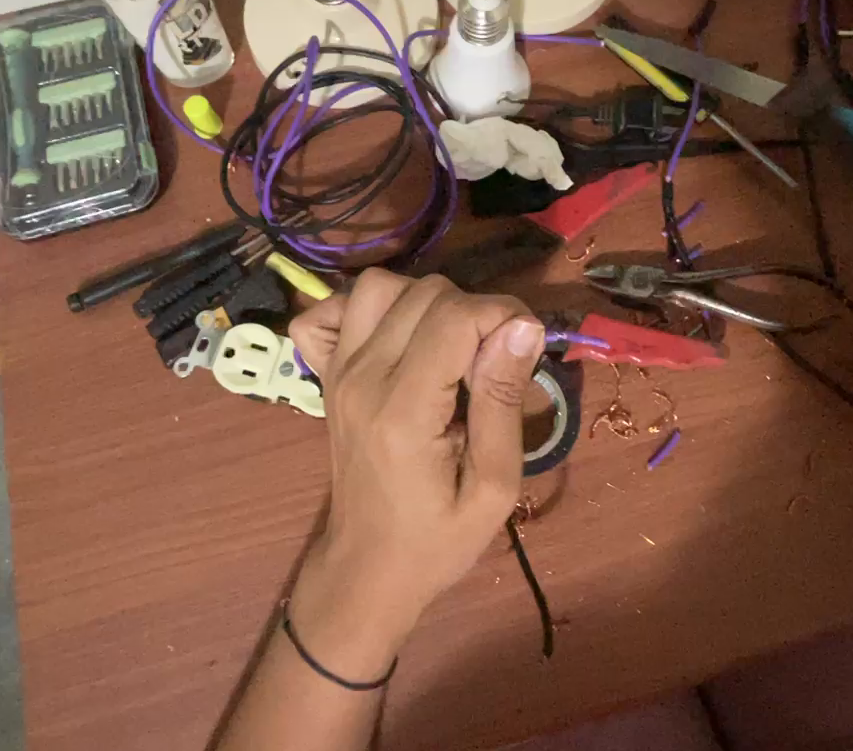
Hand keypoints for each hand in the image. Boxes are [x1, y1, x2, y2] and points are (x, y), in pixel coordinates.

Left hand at [284, 270, 543, 679]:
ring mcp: (337, 371)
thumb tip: (523, 325)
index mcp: (403, 411)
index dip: (503, 313)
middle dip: (473, 309)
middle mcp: (361, 378)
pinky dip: (365, 307)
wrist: (367, 567)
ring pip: (381, 286)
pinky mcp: (326, 373)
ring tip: (450, 343)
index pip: (455, 316)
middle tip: (491, 357)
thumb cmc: (439, 538)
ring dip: (426, 300)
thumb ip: (502, 400)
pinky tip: (395, 335)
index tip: (525, 342)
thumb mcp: (494, 486)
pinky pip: (332, 310)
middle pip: (424, 294)